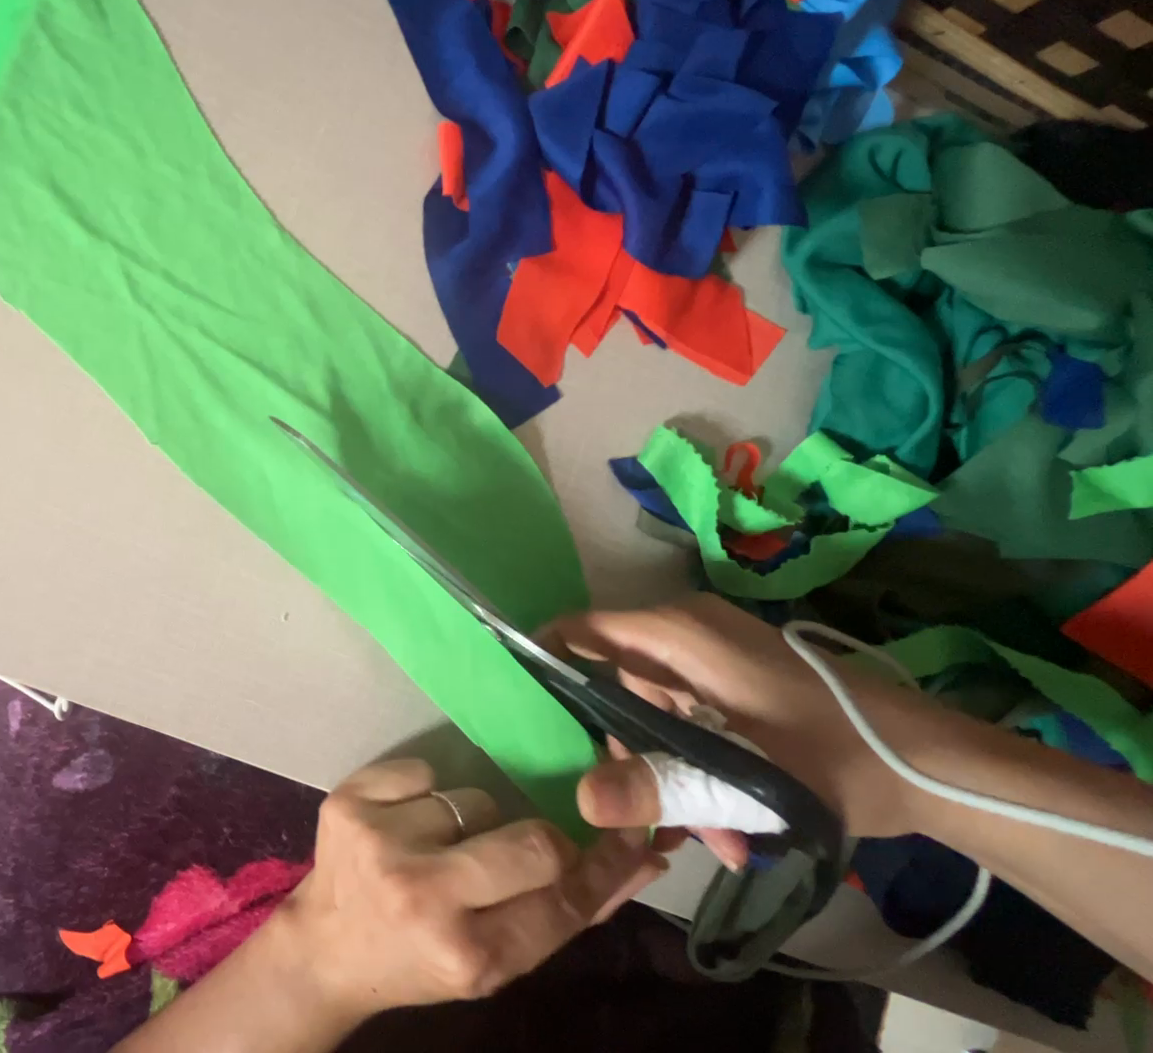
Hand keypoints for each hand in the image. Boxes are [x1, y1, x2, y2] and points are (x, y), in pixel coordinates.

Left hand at [278, 759, 664, 1018]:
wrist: (326, 948)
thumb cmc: (420, 960)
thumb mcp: (496, 962)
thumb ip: (566, 914)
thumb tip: (641, 859)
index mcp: (468, 954)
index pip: (566, 900)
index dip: (606, 864)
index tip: (627, 835)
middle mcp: (422, 894)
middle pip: (533, 841)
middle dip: (542, 841)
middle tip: (519, 851)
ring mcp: (379, 843)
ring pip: (476, 799)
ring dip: (472, 822)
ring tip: (440, 850)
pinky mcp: (347, 802)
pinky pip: (423, 771)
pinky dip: (425, 792)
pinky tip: (406, 823)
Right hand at [545, 595, 951, 859]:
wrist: (943, 771)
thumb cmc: (839, 761)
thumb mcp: (745, 782)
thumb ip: (657, 786)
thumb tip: (577, 799)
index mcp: (678, 634)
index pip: (579, 629)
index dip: (543, 661)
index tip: (523, 712)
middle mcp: (687, 632)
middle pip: (613, 682)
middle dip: (630, 752)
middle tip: (648, 813)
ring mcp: (712, 653)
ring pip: (652, 708)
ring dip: (671, 771)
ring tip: (710, 836)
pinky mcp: (734, 677)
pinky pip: (687, 715)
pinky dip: (698, 764)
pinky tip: (730, 823)